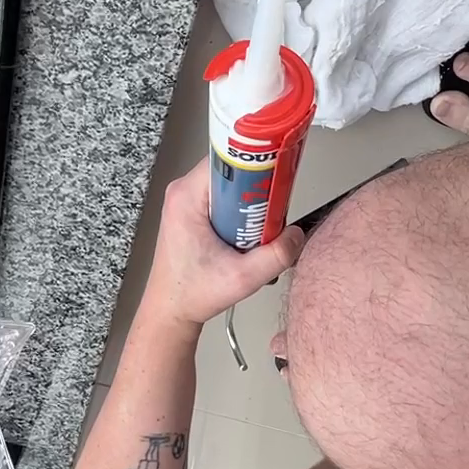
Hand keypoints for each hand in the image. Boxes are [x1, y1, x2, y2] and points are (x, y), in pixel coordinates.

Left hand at [142, 160, 305, 327]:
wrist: (170, 310)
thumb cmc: (190, 293)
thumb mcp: (242, 278)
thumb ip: (276, 255)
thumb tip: (297, 234)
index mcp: (186, 197)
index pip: (227, 158)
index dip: (255, 166)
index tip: (274, 180)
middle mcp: (183, 192)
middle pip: (233, 171)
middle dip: (257, 193)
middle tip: (265, 220)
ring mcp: (187, 201)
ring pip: (232, 186)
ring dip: (251, 206)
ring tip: (253, 234)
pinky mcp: (193, 211)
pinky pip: (225, 198)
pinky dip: (241, 214)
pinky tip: (245, 237)